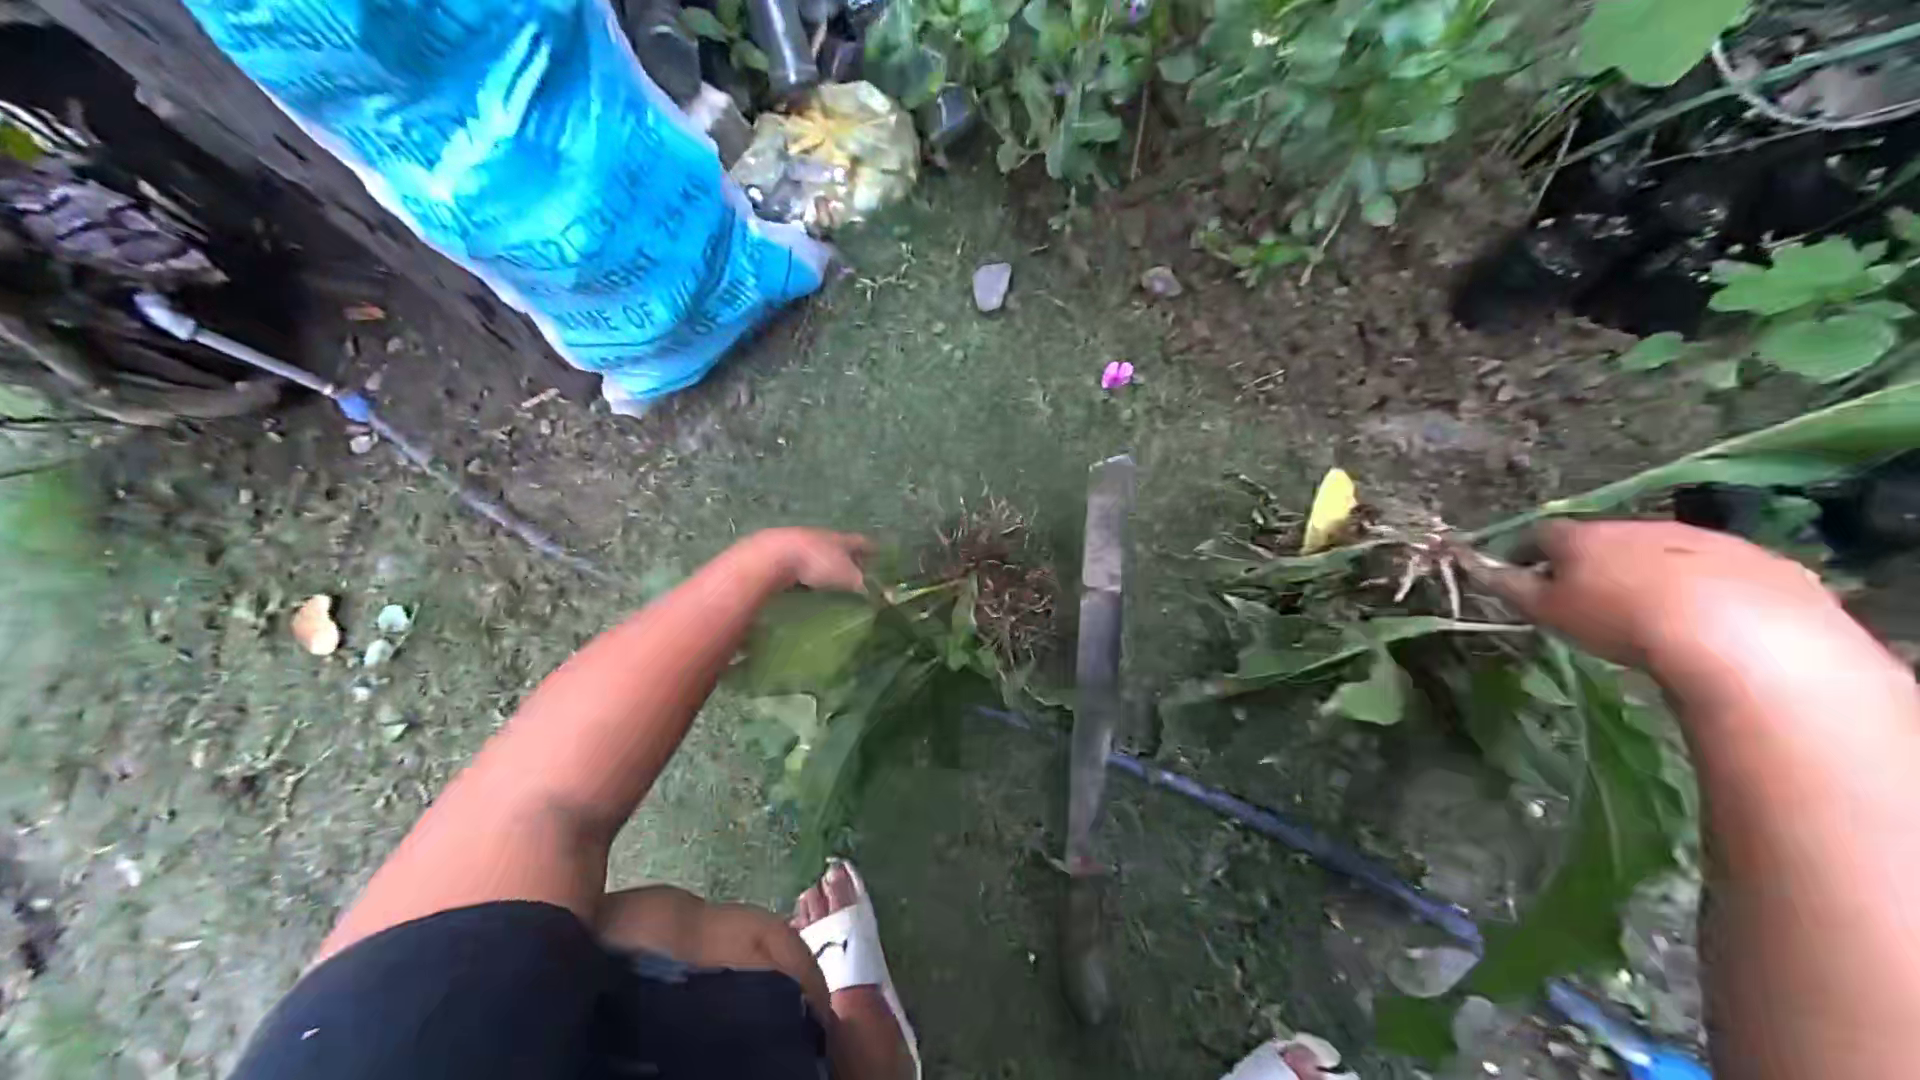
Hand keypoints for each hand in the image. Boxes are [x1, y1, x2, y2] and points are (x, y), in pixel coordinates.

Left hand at [743, 528, 870, 592]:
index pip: (863, 542)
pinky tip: (807, 586)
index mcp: (842, 539)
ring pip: (819, 555)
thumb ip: (865, 586)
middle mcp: (822, 537)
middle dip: (849, 559)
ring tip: (833, 583)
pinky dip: (807, 574)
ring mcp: (799, 544)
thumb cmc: (818, 564)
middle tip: (858, 573)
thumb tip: (884, 596)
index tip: (880, 556)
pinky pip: (800, 565)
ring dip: (826, 567)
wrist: (773, 556)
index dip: (872, 550)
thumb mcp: (849, 578)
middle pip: (840, 547)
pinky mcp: (780, 555)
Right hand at [1464, 520, 1885, 696]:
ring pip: (1663, 552)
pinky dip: (1707, 587)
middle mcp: (1640, 525)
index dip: (1525, 553)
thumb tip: (1477, 566)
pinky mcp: (1762, 561)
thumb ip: (1510, 586)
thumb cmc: (1620, 622)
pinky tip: (1711, 621)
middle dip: (1593, 562)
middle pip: (1604, 540)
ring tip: (1652, 613)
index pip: (1539, 534)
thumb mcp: (1547, 611)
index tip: (1522, 577)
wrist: (1743, 639)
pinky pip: (1721, 570)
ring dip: (1650, 573)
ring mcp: (1706, 539)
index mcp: (1583, 536)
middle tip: (1588, 599)